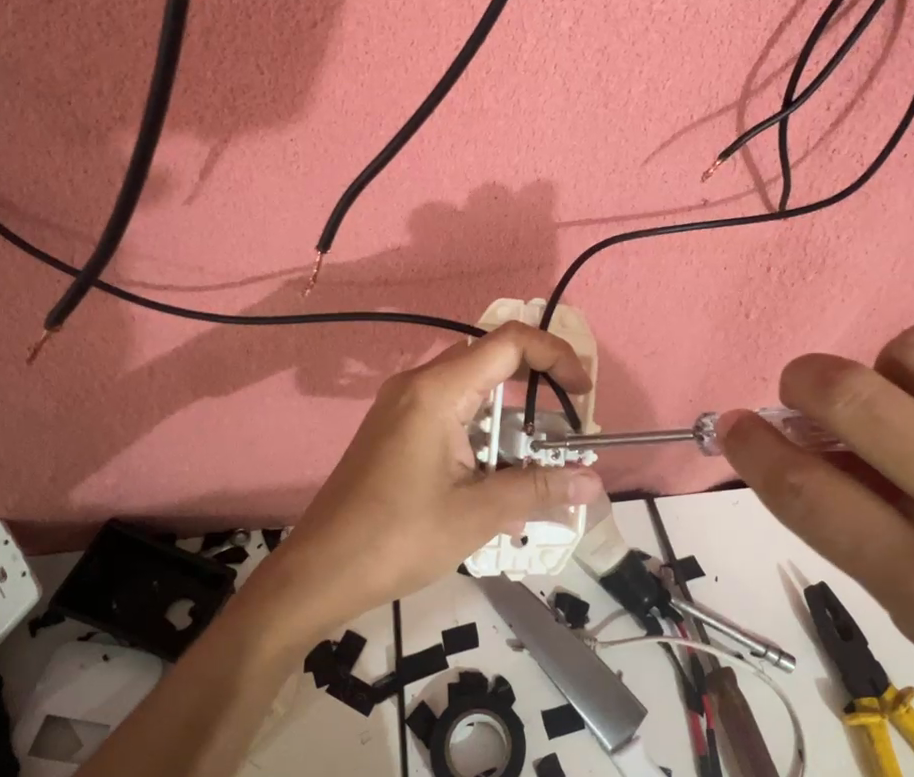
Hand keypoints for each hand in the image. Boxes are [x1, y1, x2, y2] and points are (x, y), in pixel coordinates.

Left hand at [248, 323, 602, 637]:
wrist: (319, 572)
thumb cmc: (398, 537)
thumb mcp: (478, 514)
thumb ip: (539, 489)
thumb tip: (593, 483)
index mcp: (438, 391)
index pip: (509, 341)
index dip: (555, 356)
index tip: (583, 394)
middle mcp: (417, 385)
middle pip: (490, 361)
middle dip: (536, 388)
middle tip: (568, 428)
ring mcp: (401, 407)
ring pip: (471, 391)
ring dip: (509, 420)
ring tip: (538, 465)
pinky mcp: (394, 431)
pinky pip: (449, 415)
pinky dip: (482, 437)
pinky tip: (498, 484)